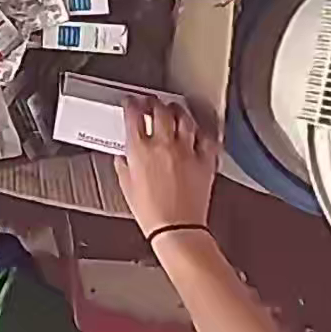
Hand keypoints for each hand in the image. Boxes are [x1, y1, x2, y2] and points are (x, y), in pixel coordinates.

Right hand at [115, 96, 220, 235]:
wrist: (176, 229)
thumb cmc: (150, 211)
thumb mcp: (126, 185)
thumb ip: (124, 165)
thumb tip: (124, 157)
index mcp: (140, 150)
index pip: (133, 115)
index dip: (131, 104)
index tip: (131, 102)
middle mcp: (163, 145)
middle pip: (160, 110)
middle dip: (154, 102)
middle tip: (151, 102)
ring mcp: (186, 151)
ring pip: (184, 118)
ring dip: (177, 110)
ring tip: (174, 109)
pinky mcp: (204, 161)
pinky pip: (207, 138)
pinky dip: (202, 131)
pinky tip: (198, 130)